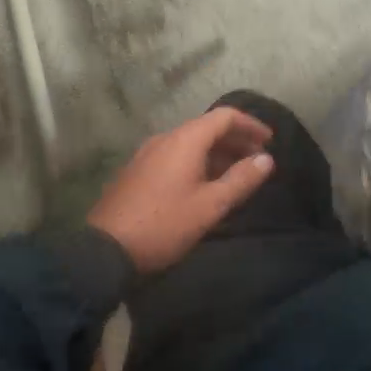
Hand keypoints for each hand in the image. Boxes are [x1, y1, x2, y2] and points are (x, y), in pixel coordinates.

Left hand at [86, 107, 274, 271]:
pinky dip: (197, 162)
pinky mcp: (135, 173)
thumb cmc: (163, 225)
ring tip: (234, 175)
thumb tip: (266, 159)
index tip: (269, 141)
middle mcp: (165, 138)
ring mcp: (146, 155)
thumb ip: (241, 180)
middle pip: (207, 128)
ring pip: (190, 143)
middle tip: (256, 160)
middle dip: (236, 140)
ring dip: (217, 153)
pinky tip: (202, 186)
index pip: (225, 116)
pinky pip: (175, 156)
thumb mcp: (210, 206)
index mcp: (185, 140)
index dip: (251, 125)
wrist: (102, 253)